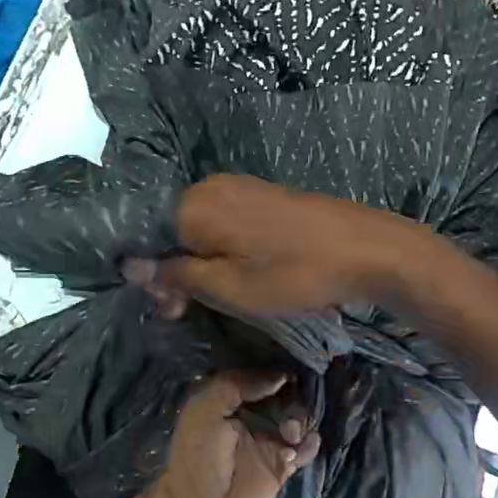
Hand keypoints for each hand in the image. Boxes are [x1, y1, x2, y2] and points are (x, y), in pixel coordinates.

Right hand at [123, 175, 433, 318]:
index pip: (148, 241)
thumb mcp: (230, 287)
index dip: (153, 278)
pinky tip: (248, 269)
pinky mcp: (269, 195)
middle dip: (179, 271)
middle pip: (174, 231)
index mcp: (194, 204)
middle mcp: (212, 186)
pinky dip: (228, 247)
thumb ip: (178, 274)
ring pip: (204, 228)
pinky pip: (230, 222)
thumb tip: (131, 265)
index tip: (173, 310)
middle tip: (196, 309)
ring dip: (205, 262)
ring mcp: (243, 187)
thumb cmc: (295, 273)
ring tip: (227, 294)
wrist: (367, 249)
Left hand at [139, 370, 321, 497]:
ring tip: (290, 438)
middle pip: (288, 395)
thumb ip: (237, 385)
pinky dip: (310, 444)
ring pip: (301, 418)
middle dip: (294, 400)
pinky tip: (297, 452)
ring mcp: (270, 441)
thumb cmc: (197, 459)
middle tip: (287, 418)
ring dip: (303, 422)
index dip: (278, 373)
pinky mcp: (283, 465)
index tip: (290, 377)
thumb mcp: (205, 410)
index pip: (263, 376)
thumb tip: (280, 378)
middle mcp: (254, 417)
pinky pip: (307, 447)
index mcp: (233, 400)